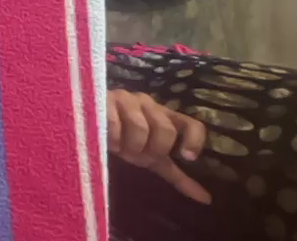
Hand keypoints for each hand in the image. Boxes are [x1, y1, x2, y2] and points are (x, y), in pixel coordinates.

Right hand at [108, 89, 209, 203]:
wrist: (90, 124)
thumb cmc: (125, 138)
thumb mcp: (152, 157)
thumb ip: (177, 175)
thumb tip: (206, 199)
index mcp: (164, 115)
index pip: (192, 124)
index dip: (194, 141)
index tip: (185, 158)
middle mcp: (147, 102)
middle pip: (164, 128)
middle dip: (152, 149)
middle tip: (138, 156)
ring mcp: (123, 97)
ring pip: (140, 126)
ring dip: (131, 145)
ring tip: (120, 149)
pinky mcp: (101, 96)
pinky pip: (114, 121)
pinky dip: (113, 138)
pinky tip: (106, 140)